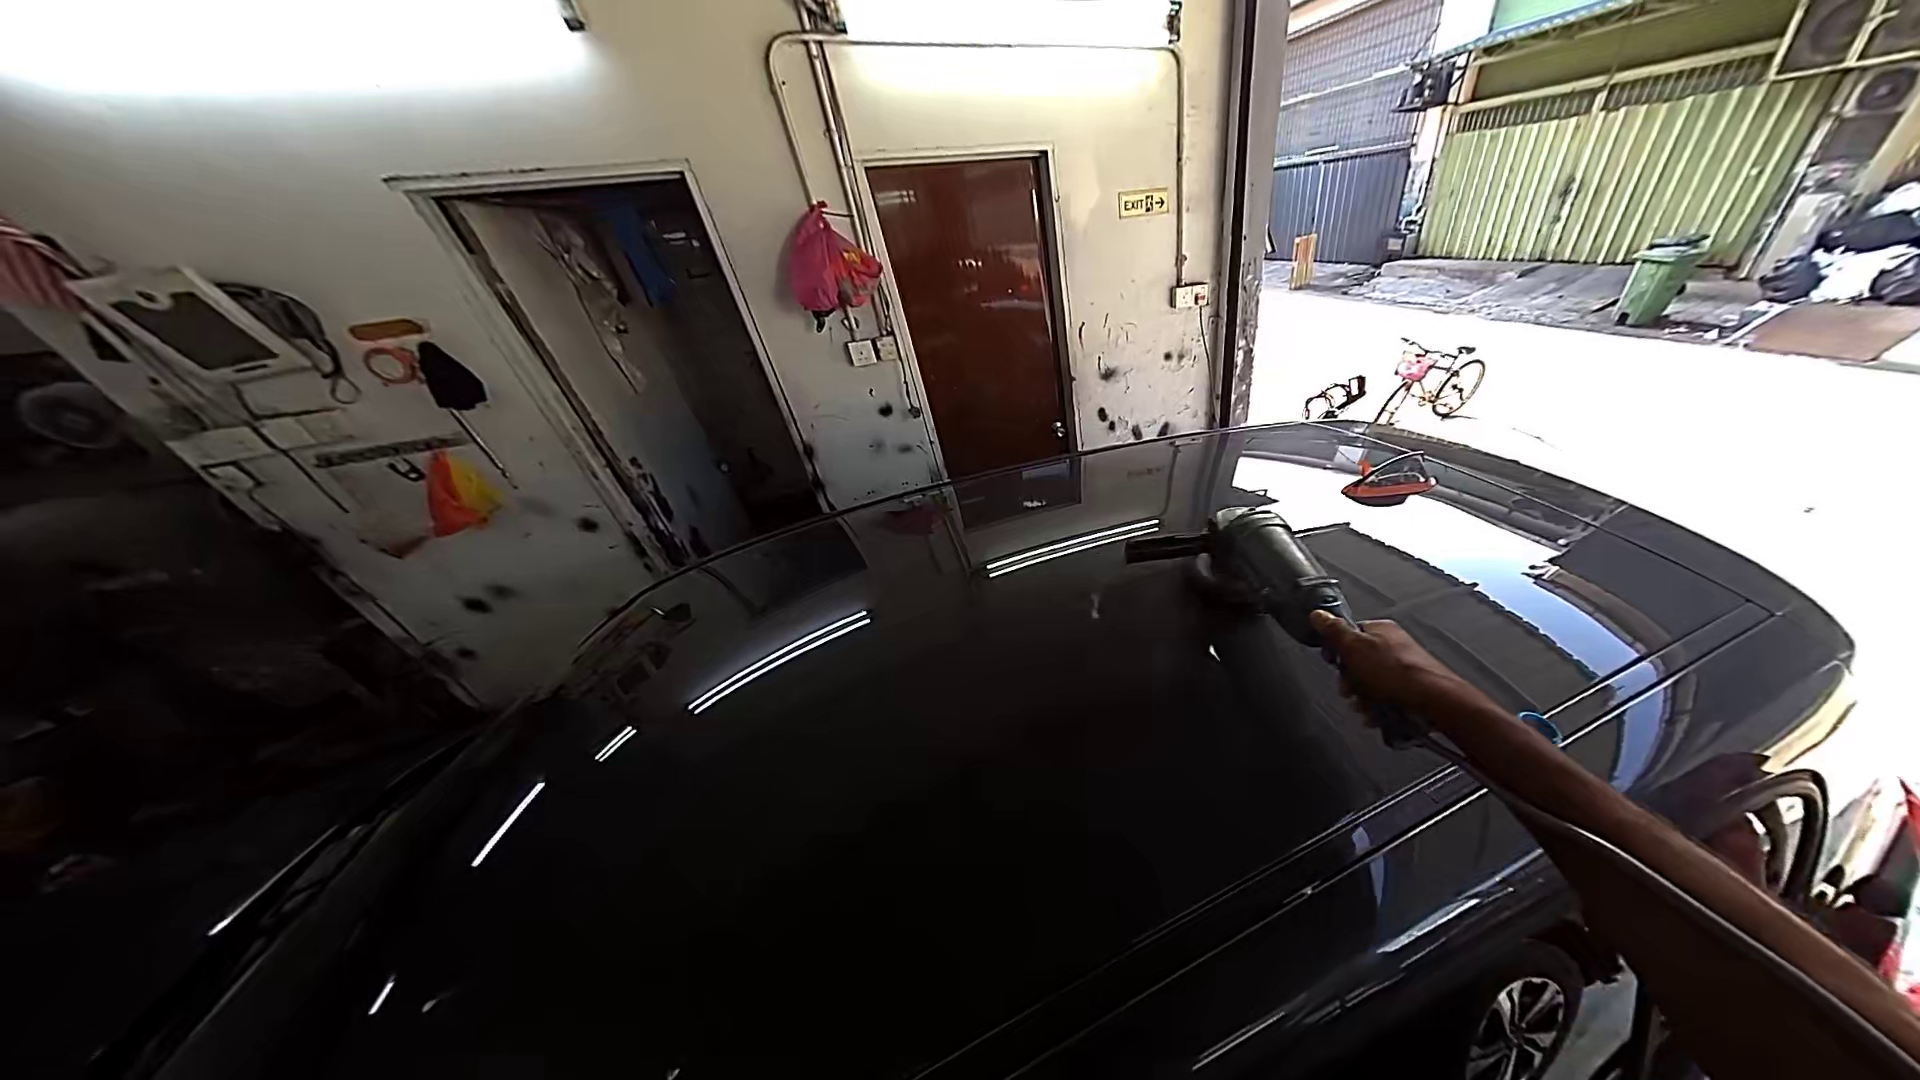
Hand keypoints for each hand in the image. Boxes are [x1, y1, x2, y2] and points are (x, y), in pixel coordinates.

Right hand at [1307, 611, 1467, 712]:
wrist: (1434, 702)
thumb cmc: (1392, 671)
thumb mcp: (1354, 646)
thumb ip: (1333, 630)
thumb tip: (1317, 613)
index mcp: (1381, 630)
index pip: (1348, 635)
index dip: (1337, 651)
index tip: (1334, 664)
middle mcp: (1394, 646)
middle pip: (1357, 662)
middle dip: (1350, 681)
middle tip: (1349, 690)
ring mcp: (1404, 669)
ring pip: (1370, 683)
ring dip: (1362, 697)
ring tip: (1365, 707)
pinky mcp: (1412, 690)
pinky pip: (1385, 697)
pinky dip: (1377, 707)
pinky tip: (1375, 715)